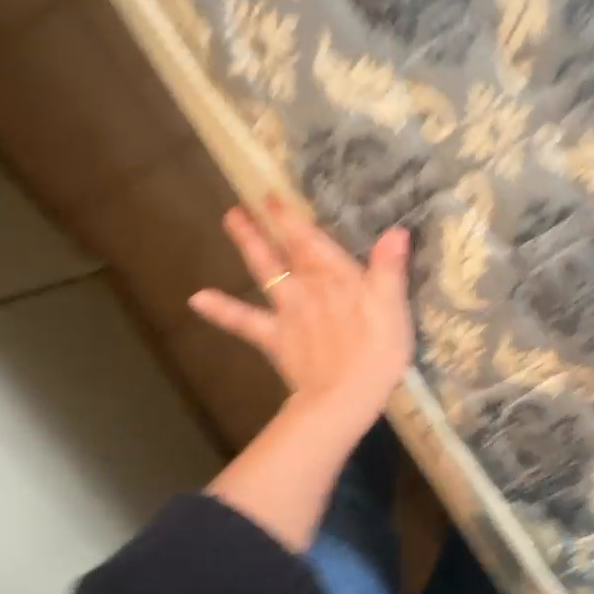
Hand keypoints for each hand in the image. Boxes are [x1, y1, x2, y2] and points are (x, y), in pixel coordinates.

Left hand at [189, 198, 412, 428]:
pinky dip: (221, 310)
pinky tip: (197, 299)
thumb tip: (395, 232)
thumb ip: (390, 269)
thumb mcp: (393, 310)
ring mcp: (288, 312)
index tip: (273, 197)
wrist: (343, 395)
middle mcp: (309, 287)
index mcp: (338, 278)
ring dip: (248, 245)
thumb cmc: (377, 354)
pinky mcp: (275, 338)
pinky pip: (244, 322)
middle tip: (247, 203)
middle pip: (287, 251)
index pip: (312, 241)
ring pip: (266, 272)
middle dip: (268, 226)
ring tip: (230, 221)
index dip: (292, 219)